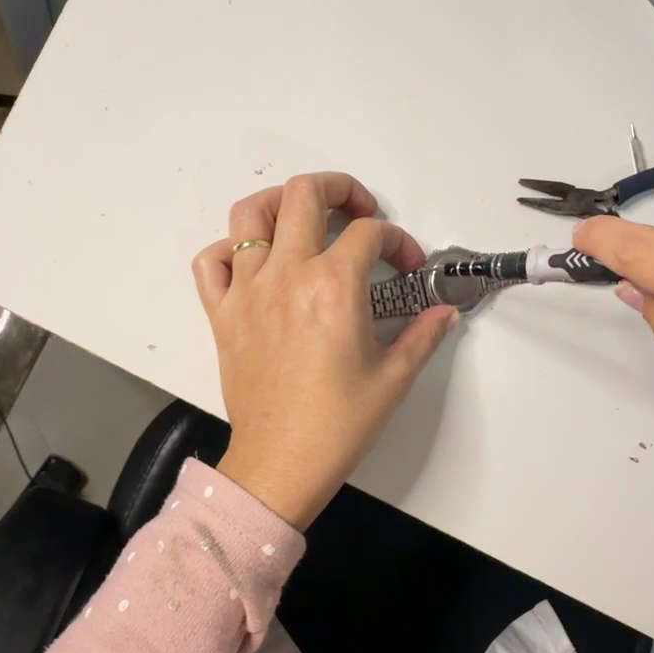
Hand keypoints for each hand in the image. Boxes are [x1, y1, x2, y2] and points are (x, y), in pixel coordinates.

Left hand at [191, 173, 457, 528]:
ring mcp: (248, 293)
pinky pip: (211, 263)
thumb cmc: (335, 427)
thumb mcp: (392, 379)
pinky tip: (254, 263)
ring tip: (302, 219)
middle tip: (358, 212)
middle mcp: (287, 278)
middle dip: (340, 189)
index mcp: (334, 288)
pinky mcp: (223, 316)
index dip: (398, 240)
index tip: (406, 265)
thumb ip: (422, 335)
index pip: (369, 234)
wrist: (282, 463)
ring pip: (250, 214)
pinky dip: (228, 251)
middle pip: (304, 194)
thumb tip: (443, 315)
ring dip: (280, 203)